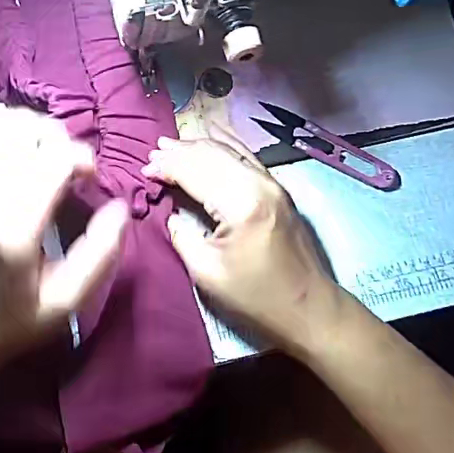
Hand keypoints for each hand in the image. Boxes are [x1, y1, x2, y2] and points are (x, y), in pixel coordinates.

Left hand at [0, 106, 127, 384]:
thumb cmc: (9, 323)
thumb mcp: (65, 304)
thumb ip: (99, 254)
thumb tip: (120, 207)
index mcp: (12, 230)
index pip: (53, 156)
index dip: (83, 158)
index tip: (90, 182)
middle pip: (26, 129)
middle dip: (59, 139)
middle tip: (68, 170)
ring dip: (30, 130)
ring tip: (43, 157)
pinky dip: (3, 134)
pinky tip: (17, 161)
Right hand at [143, 129, 362, 357]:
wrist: (310, 310)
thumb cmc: (255, 297)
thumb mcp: (207, 272)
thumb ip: (181, 235)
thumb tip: (169, 211)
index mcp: (241, 203)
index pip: (194, 171)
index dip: (167, 167)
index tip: (144, 170)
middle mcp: (259, 183)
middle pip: (211, 154)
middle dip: (179, 151)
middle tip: (152, 153)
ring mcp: (272, 183)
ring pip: (228, 150)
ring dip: (197, 146)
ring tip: (171, 145)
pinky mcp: (278, 189)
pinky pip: (245, 156)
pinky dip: (221, 148)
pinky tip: (208, 142)